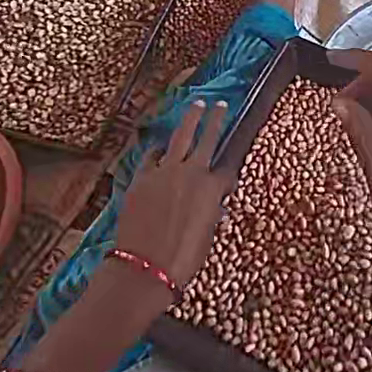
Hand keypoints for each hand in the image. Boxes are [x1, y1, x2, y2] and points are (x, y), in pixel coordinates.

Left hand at [113, 99, 229, 301]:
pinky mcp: (142, 178)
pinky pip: (152, 156)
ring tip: (196, 104)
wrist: (145, 266)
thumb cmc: (183, 258)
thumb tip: (213, 206)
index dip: (229, 175)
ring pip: (181, 137)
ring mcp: (164, 172)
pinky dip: (159, 150)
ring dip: (190, 120)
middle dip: (215, 119)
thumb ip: (210, 213)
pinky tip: (161, 146)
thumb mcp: (207, 235)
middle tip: (221, 104)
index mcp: (212, 188)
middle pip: (207, 139)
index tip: (229, 176)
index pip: (226, 172)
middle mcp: (191, 173)